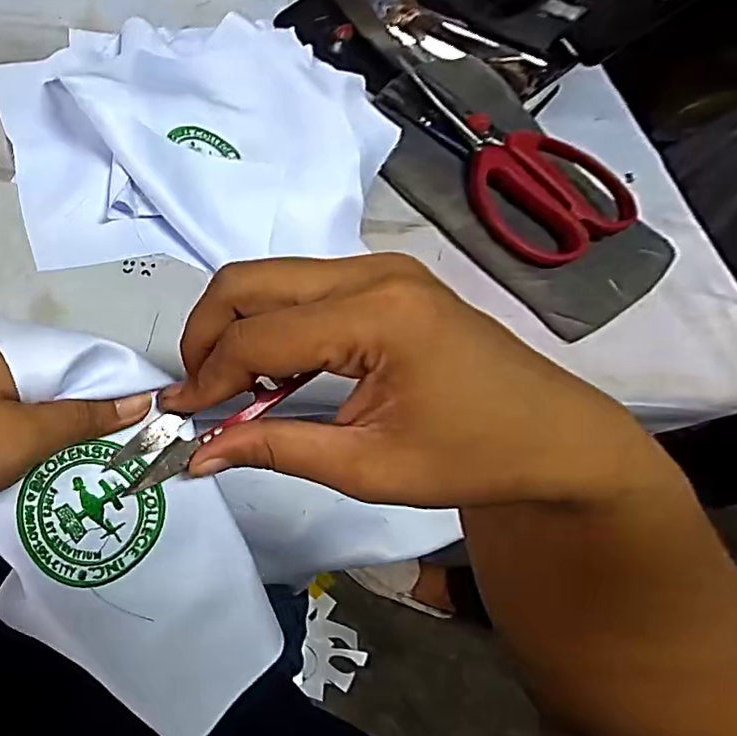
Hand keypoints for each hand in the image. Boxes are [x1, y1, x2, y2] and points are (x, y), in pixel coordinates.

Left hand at [0, 338, 151, 537]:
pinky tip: (56, 464)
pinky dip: (37, 441)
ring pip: (40, 406)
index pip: (85, 356)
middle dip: (96, 414)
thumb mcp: (25, 435)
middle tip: (130, 450)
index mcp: (12, 350)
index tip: (152, 422)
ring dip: (67, 432)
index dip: (121, 386)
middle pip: (63, 382)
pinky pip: (15, 422)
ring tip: (102, 461)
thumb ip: (84, 417)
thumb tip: (140, 399)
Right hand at [159, 254, 679, 508]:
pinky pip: (288, 286)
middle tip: (199, 390)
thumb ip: (273, 450)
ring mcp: (374, 267)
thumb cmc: (472, 458)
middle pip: (244, 283)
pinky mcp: (374, 276)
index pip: (258, 338)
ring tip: (231, 383)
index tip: (179, 416)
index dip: (207, 378)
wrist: (557, 437)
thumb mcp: (366, 468)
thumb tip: (196, 455)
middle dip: (204, 336)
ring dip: (228, 326)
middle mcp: (370, 274)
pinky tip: (272, 369)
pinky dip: (260, 322)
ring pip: (260, 277)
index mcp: (379, 316)